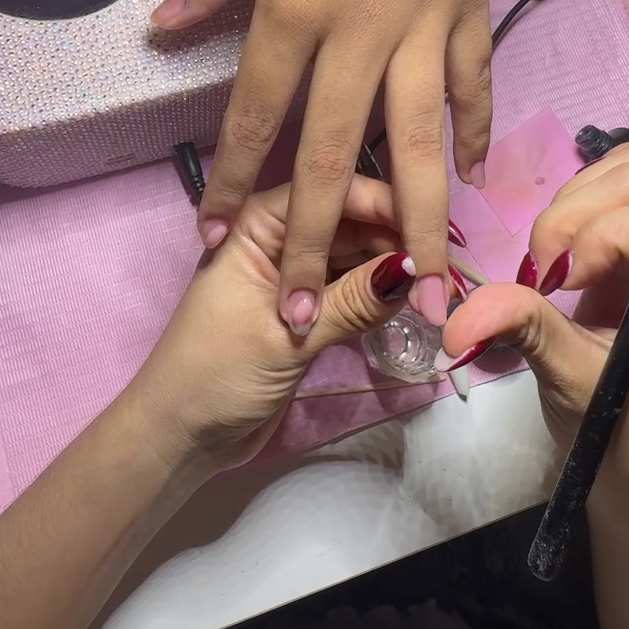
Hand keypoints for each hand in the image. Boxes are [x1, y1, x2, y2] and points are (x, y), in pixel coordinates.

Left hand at [123, 175, 432, 471]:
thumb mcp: (285, 337)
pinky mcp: (309, 307)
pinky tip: (412, 302)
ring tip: (439, 290)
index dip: (386, 209)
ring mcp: (296, 272)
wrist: (182, 435)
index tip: (437, 234)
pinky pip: (353, 288)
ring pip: (357, 255)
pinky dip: (379, 295)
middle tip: (447, 274)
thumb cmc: (215, 373)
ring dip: (393, 271)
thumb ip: (351, 303)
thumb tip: (416, 269)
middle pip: (352, 222)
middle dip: (397, 243)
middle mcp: (282, 236)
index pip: (333, 193)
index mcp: (259, 221)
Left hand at [151, 0, 543, 331]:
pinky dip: (473, 125)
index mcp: (296, 1)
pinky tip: (471, 166)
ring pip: (419, 136)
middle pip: (334, 150)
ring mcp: (426, 17)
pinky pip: (473, 78)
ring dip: (414, 211)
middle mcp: (361, 27)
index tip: (214, 239)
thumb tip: (166, 30)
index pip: (254, 112)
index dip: (232, 181)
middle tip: (308, 307)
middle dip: (316, 234)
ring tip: (419, 274)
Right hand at [439, 144, 628, 515]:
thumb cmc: (616, 436)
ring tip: (553, 260)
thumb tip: (456, 316)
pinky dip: (583, 200)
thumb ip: (524, 329)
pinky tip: (568, 248)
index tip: (560, 282)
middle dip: (576, 217)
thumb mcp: (568, 383)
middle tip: (542, 274)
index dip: (607, 235)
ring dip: (577, 203)